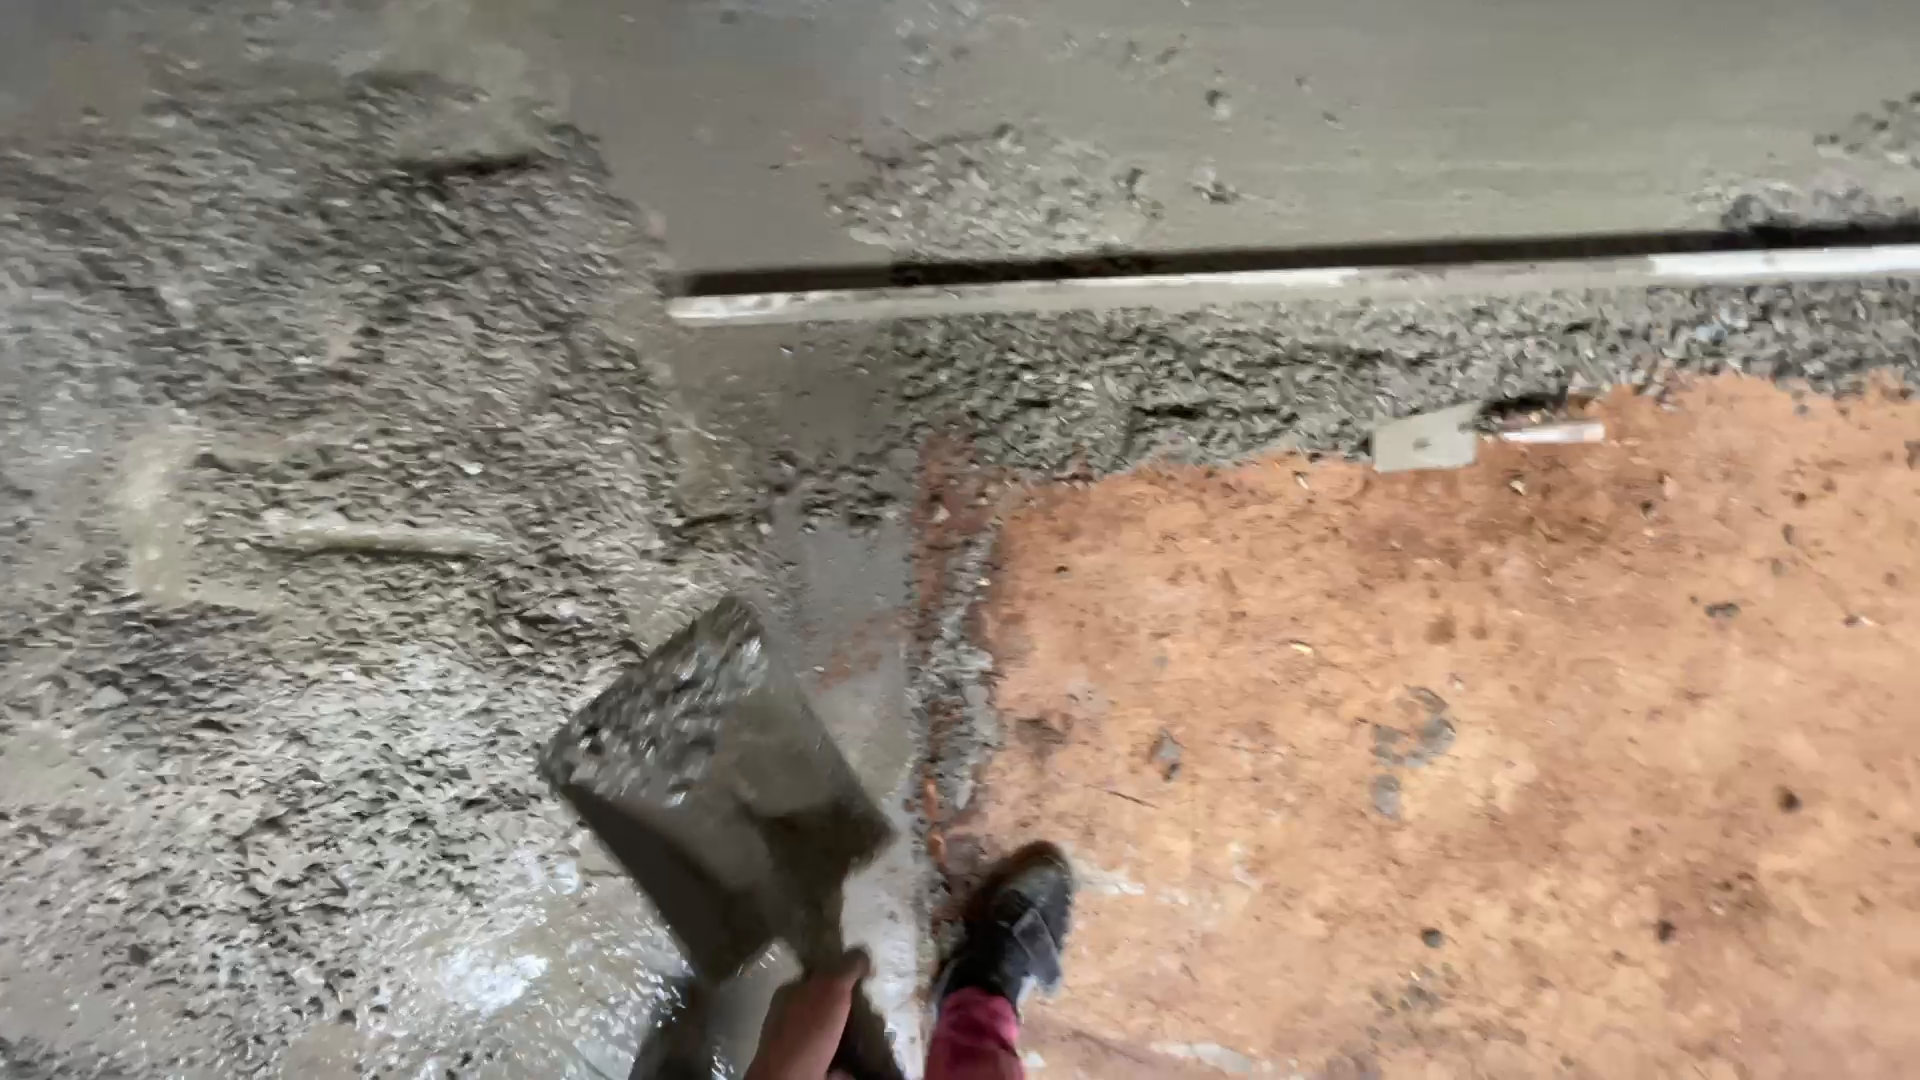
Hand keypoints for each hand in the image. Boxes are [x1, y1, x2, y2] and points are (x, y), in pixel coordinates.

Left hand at [743, 950, 870, 1079]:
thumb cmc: (807, 1030)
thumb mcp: (831, 987)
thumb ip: (848, 966)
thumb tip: (865, 954)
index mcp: (789, 993)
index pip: (816, 972)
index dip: (840, 969)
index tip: (864, 970)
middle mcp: (791, 1019)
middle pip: (826, 1003)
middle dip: (849, 1002)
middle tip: (876, 999)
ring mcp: (800, 1048)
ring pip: (833, 1033)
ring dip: (854, 1031)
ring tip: (879, 1026)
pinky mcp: (813, 1071)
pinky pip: (839, 1060)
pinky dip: (854, 1060)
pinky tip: (871, 1054)